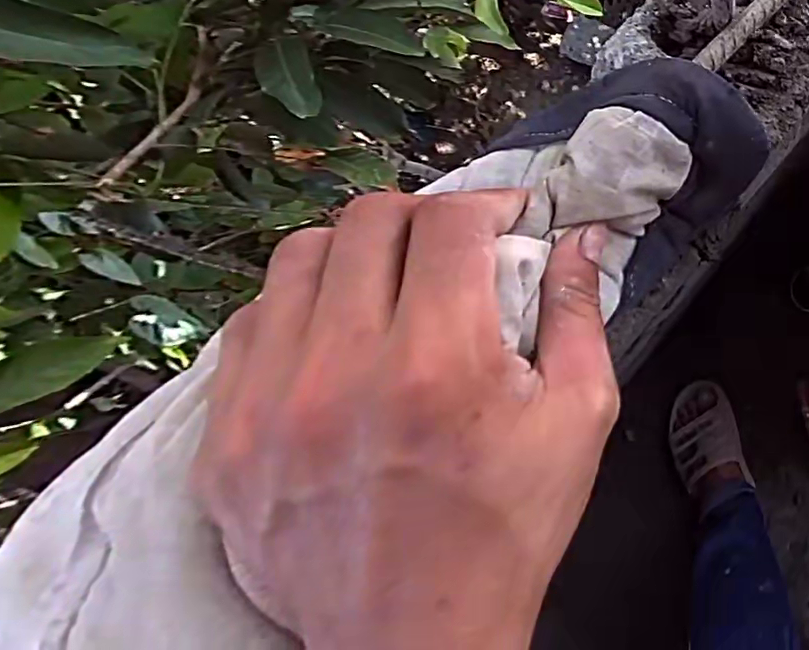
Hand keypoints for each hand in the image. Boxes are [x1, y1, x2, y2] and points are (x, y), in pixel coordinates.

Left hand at [192, 190, 620, 649]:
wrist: (415, 638)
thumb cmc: (516, 516)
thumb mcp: (582, 409)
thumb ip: (580, 309)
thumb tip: (584, 236)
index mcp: (440, 362)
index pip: (449, 224)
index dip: (491, 201)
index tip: (514, 216)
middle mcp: (341, 370)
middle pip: (369, 221)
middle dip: (431, 212)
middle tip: (464, 241)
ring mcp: (267, 406)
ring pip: (300, 256)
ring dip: (365, 246)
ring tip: (403, 275)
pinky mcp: (223, 441)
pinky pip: (252, 321)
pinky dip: (308, 298)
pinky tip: (347, 325)